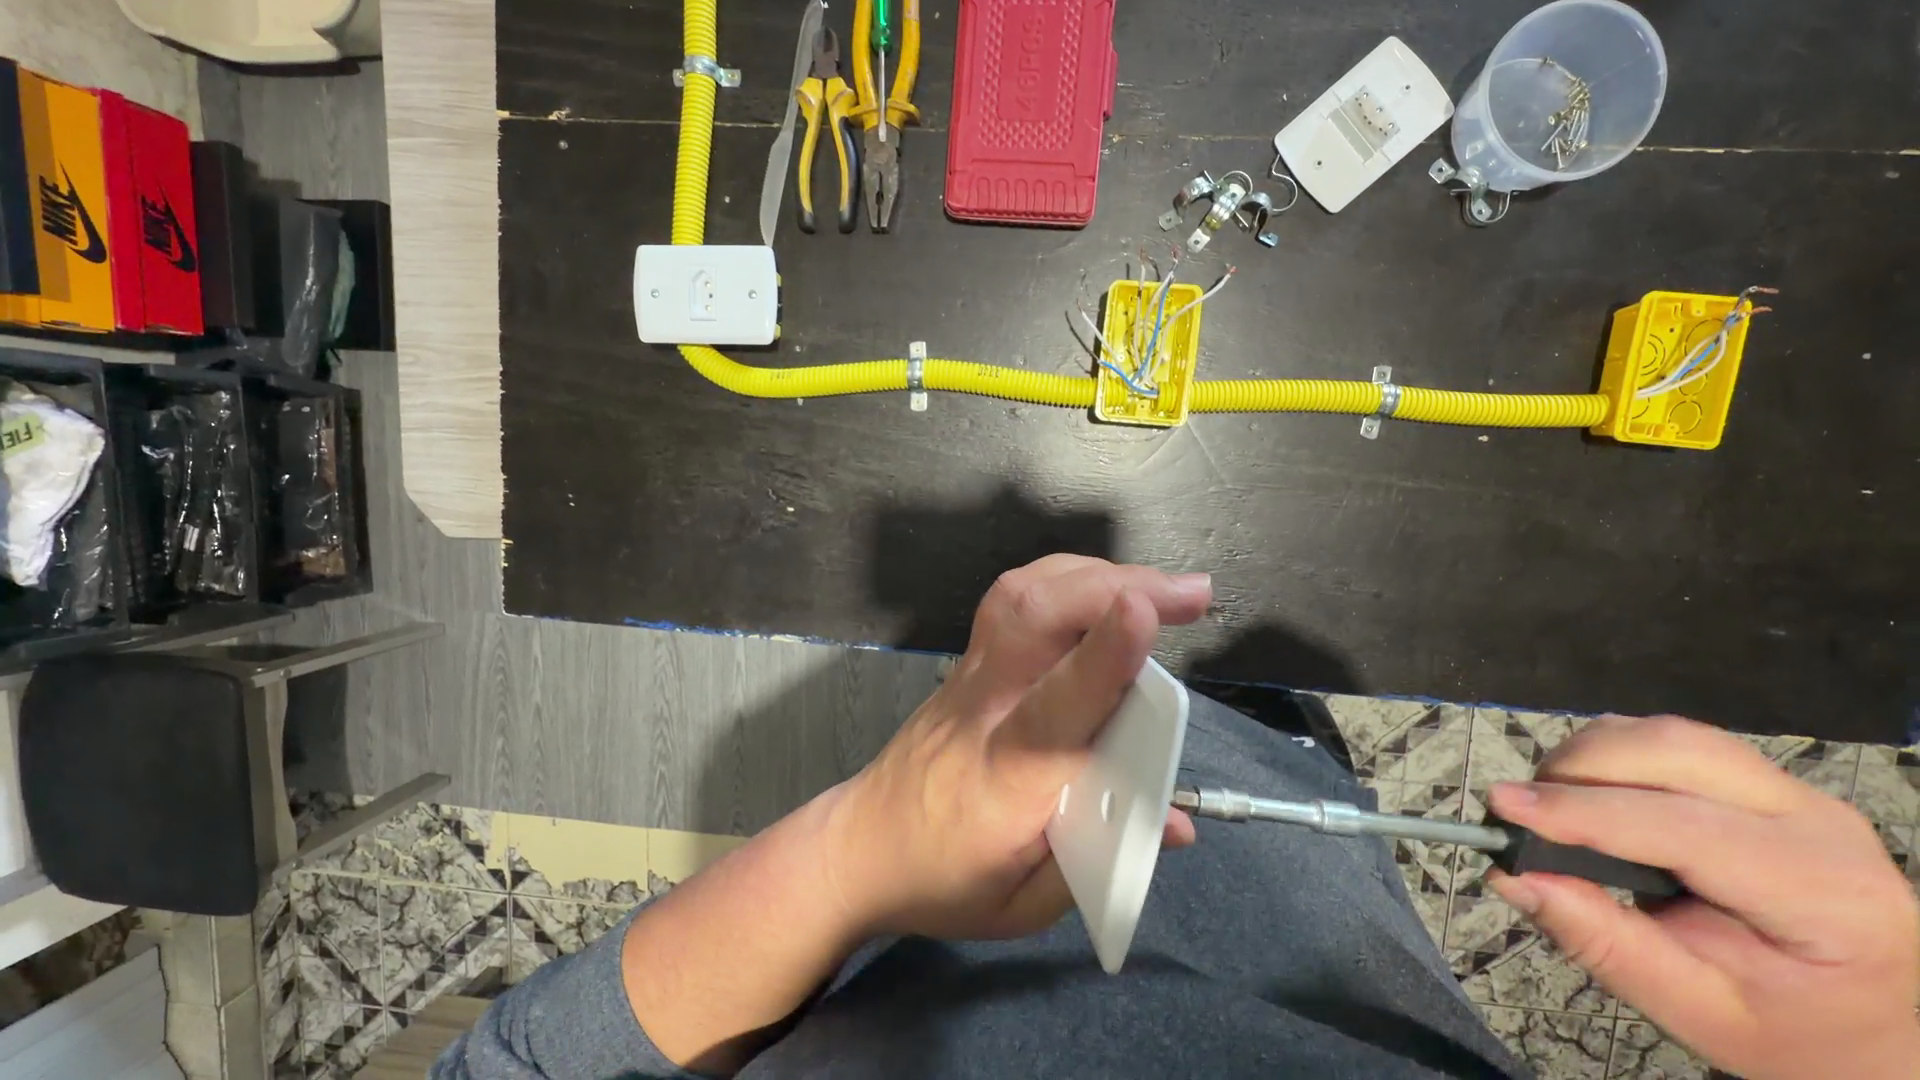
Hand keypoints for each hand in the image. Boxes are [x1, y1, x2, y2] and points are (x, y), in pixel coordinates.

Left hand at [820, 554, 1210, 940]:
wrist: (860, 847)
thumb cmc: (944, 881)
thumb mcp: (1026, 905)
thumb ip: (1102, 867)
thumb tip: (1176, 823)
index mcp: (1008, 777)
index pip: (1058, 705)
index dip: (1102, 656)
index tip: (1143, 613)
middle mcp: (987, 709)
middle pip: (1033, 620)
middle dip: (1113, 587)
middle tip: (1190, 594)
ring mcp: (971, 676)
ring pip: (1019, 597)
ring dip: (1091, 576)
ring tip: (1155, 588)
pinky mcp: (967, 663)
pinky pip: (1011, 602)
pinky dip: (1063, 580)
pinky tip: (1100, 589)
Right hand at [1485, 715, 1919, 1079]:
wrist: (1881, 1025)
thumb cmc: (1793, 1029)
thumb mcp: (1699, 1013)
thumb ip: (1604, 944)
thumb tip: (1511, 877)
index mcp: (1822, 894)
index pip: (1679, 827)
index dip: (1581, 811)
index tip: (1500, 806)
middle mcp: (1816, 822)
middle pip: (1673, 750)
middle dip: (1580, 767)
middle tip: (1527, 811)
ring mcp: (1794, 792)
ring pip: (1666, 734)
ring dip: (1592, 756)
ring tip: (1557, 807)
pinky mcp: (1765, 781)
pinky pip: (1672, 741)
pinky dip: (1613, 756)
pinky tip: (1597, 800)